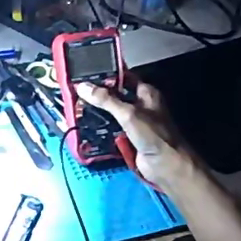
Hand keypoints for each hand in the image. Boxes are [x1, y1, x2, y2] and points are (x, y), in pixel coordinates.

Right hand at [76, 81, 205, 190]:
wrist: (165, 165)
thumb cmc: (152, 135)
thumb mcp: (128, 114)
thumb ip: (105, 100)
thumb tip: (82, 86)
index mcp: (146, 93)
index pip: (123, 77)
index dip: (106, 75)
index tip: (85, 75)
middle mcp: (140, 105)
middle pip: (115, 95)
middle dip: (98, 95)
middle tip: (76, 92)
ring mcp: (133, 122)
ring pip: (111, 112)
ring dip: (97, 112)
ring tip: (76, 107)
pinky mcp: (127, 137)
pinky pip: (110, 128)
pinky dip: (99, 127)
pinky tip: (84, 125)